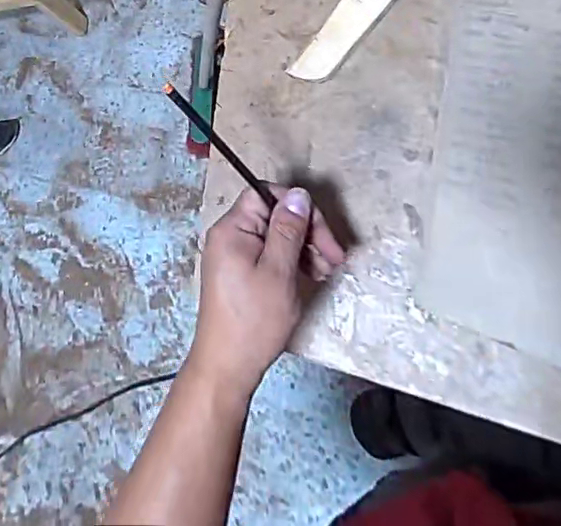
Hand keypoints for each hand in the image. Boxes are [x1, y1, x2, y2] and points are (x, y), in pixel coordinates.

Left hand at [188, 184, 347, 398]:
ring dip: (302, 248)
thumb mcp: (279, 271)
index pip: (266, 195)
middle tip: (333, 259)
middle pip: (272, 215)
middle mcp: (228, 234)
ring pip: (274, 235)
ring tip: (324, 272)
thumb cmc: (253, 320)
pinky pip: (267, 253)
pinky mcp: (239, 271)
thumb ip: (289, 230)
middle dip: (306, 231)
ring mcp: (232, 253)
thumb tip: (299, 195)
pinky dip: (290, 261)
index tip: (323, 235)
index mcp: (231, 228)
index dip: (298, 208)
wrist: (227, 365)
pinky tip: (309, 277)